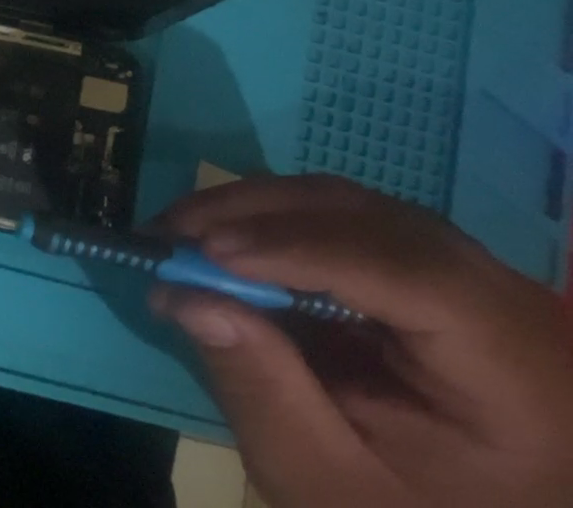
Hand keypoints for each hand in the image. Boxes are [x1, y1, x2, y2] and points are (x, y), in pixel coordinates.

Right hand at [154, 174, 572, 507]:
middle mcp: (515, 307)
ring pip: (355, 207)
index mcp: (520, 375)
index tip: (202, 252)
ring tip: (178, 233)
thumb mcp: (322, 476)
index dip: (304, 250)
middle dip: (259, 216)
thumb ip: (260, 388)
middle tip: (165, 234)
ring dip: (254, 210)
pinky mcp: (431, 271)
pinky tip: (219, 242)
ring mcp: (475, 281)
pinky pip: (347, 222)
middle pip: (377, 222)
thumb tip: (181, 295)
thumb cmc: (390, 506)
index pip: (415, 276)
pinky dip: (272, 220)